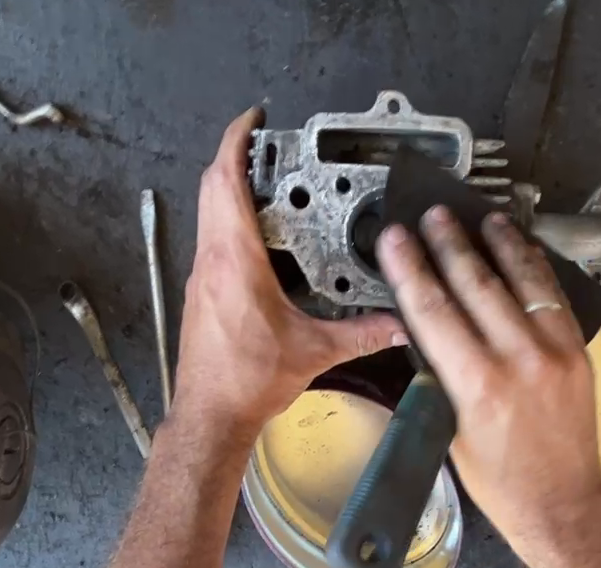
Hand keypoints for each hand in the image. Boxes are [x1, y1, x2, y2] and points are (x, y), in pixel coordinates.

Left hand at [173, 107, 403, 439]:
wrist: (211, 414)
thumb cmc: (246, 382)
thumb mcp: (313, 352)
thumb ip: (361, 335)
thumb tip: (398, 325)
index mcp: (235, 261)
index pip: (225, 180)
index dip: (237, 140)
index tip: (255, 120)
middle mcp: (212, 261)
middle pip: (212, 187)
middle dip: (237, 158)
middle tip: (270, 150)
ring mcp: (202, 277)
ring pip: (208, 214)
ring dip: (231, 190)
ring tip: (269, 187)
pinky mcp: (202, 294)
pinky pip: (212, 242)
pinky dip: (231, 224)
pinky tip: (260, 241)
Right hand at [376, 206, 600, 555]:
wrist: (560, 503)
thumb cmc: (499, 481)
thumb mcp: (452, 432)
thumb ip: (442, 378)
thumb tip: (429, 332)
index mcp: (477, 387)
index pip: (434, 311)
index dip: (410, 269)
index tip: (394, 239)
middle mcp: (519, 360)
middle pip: (478, 284)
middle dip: (450, 244)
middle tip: (433, 214)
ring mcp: (555, 352)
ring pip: (523, 280)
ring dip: (499, 243)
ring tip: (481, 215)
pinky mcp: (578, 352)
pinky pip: (553, 297)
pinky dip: (536, 268)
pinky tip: (522, 249)